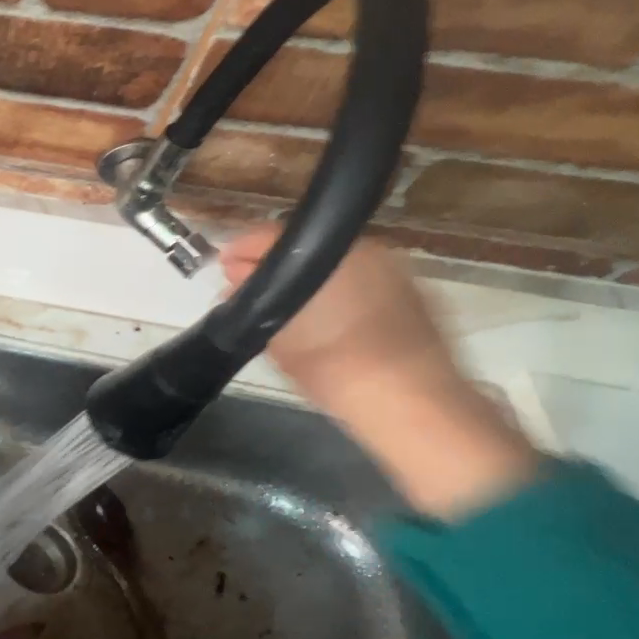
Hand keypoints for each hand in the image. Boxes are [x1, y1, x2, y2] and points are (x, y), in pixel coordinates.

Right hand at [220, 224, 536, 520]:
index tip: (223, 267)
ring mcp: (397, 272)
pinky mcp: (415, 297)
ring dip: (309, 280)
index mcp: (328, 252)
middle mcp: (366, 250)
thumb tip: (236, 280)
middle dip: (276, 265)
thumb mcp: (274, 332)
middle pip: (308, 249)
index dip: (241, 250)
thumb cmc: (333, 365)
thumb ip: (250, 298)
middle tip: (248, 288)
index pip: (272, 235)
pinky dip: (339, 293)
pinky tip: (325, 321)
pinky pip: (363, 283)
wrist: (410, 403)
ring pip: (337, 266)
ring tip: (286, 308)